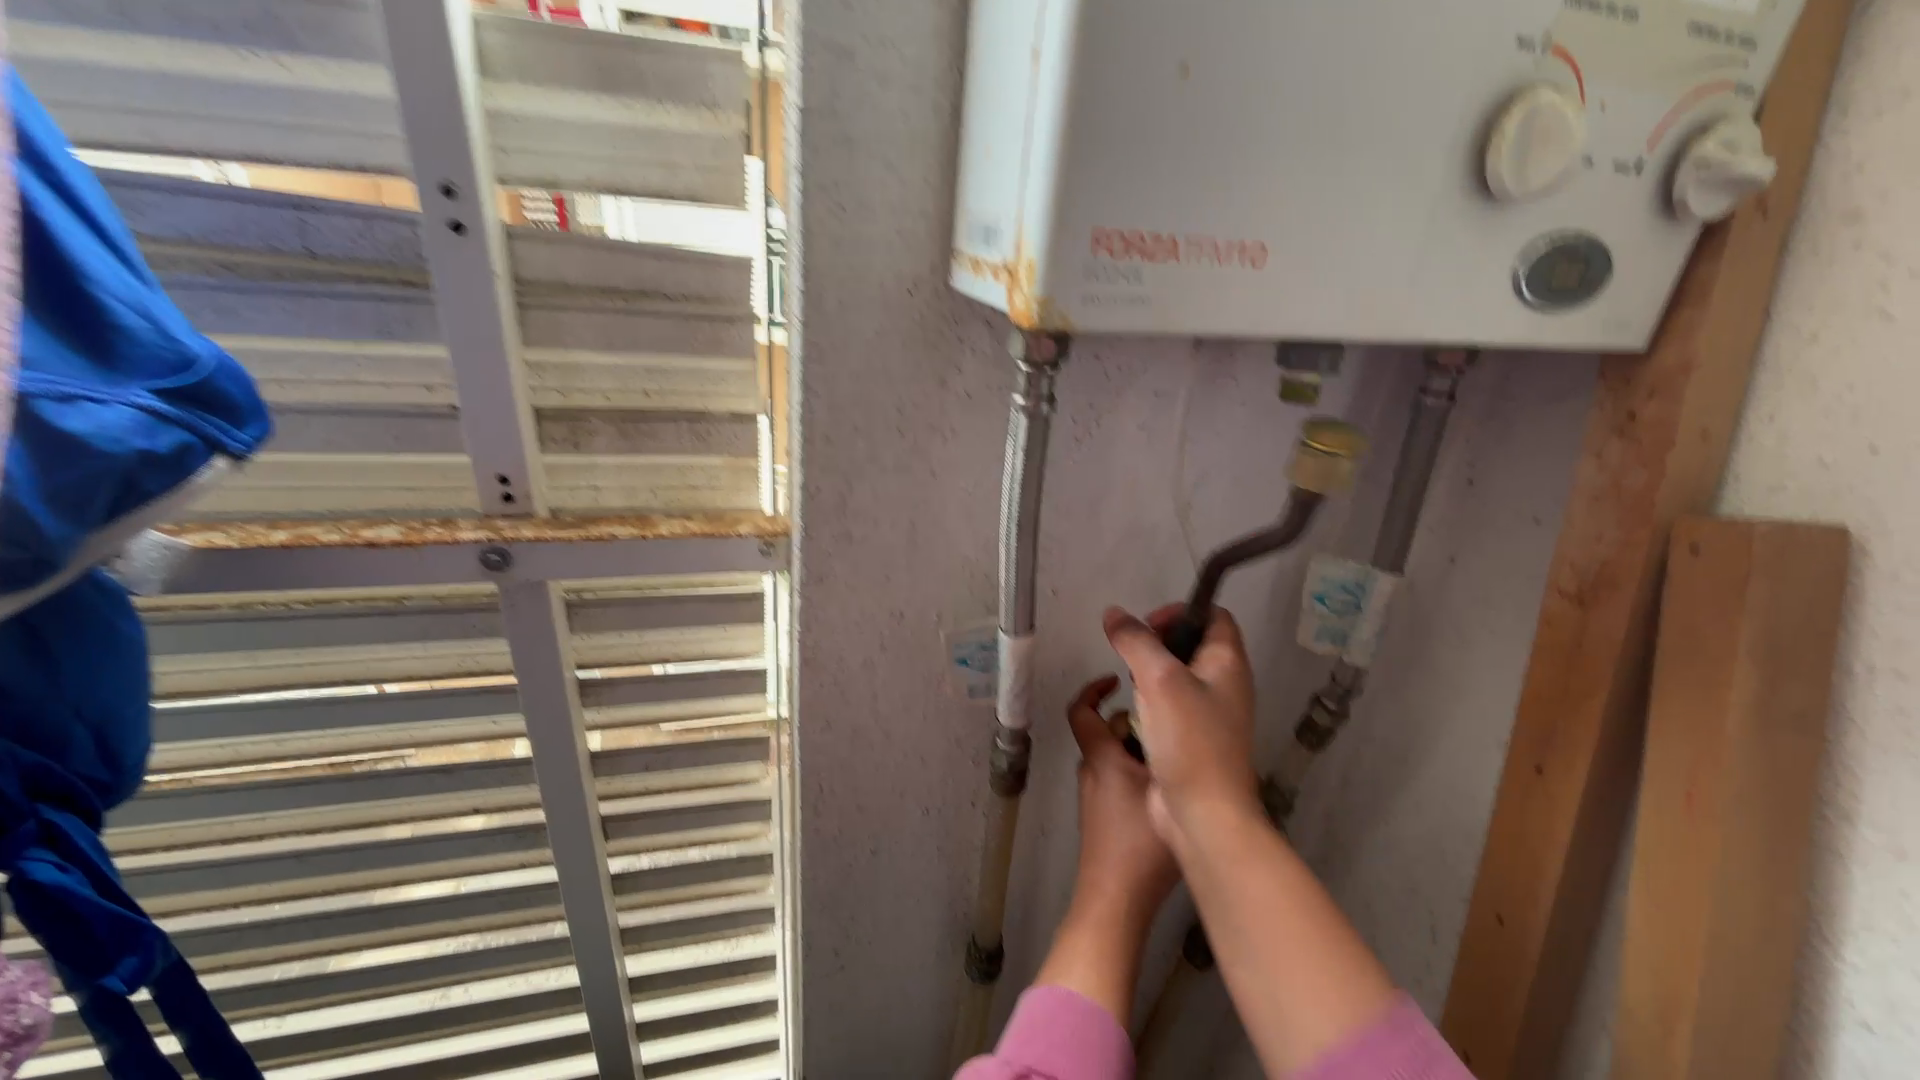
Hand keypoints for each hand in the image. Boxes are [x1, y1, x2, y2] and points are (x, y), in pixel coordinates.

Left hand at [1062, 674, 1180, 931]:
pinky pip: (1119, 784)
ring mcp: (1095, 799)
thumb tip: (1185, 733)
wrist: (1115, 900)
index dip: (1094, 689)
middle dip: (1136, 723)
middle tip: (1171, 722)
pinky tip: (1172, 792)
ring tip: (1180, 755)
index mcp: (1100, 757)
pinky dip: (1139, 777)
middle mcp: (1092, 772)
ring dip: (1142, 752)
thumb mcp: (1165, 792)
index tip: (1118, 678)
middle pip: (1107, 734)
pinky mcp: (1103, 821)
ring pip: (1116, 760)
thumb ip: (1173, 762)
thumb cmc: (1140, 843)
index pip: (1082, 711)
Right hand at [1102, 604, 1260, 843]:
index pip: (1214, 616)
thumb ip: (1135, 641)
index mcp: (1228, 664)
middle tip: (1132, 656)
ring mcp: (1211, 715)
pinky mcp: (1194, 740)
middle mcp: (1226, 685)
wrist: (1203, 814)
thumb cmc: (1189, 741)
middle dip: (1159, 642)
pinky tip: (1135, 716)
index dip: (1180, 611)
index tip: (1147, 626)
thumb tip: (1114, 615)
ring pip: (1179, 678)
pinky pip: (1171, 708)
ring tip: (1131, 686)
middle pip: (1194, 645)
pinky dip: (1151, 704)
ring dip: (1151, 675)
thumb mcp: (1158, 680)